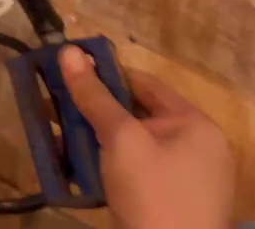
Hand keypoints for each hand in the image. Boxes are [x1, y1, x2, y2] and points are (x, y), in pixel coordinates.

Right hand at [59, 46, 235, 228]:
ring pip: (132, 143)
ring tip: (58, 133)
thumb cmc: (153, 195)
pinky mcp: (172, 205)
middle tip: (56, 102)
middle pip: (137, 112)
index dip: (104, 74)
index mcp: (195, 125)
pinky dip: (107, 164)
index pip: (144, 82)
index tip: (67, 73)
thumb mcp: (119, 138)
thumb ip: (94, 95)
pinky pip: (136, 171)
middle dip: (94, 108)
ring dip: (95, 136)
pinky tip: (77, 166)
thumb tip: (69, 50)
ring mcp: (187, 180)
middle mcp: (198, 148)